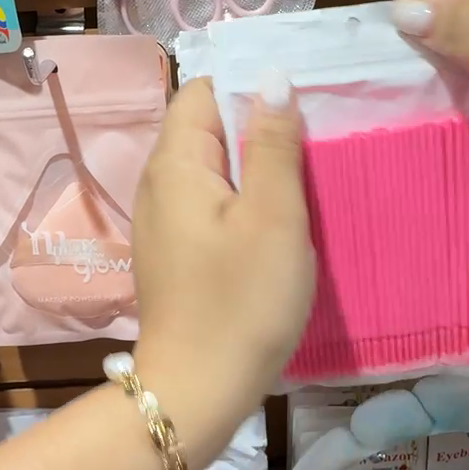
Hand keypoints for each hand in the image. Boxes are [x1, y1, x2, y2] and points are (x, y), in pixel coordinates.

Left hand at [132, 75, 314, 455]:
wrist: (197, 390)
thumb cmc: (241, 302)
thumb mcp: (273, 217)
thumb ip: (273, 144)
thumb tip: (272, 79)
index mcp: (175, 164)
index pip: (204, 91)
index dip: (251, 92)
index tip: (298, 119)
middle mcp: (157, 186)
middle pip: (208, 131)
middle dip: (258, 134)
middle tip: (310, 159)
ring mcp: (162, 224)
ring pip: (212, 173)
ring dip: (255, 176)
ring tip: (299, 196)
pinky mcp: (174, 256)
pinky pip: (208, 211)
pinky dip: (241, 210)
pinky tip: (271, 235)